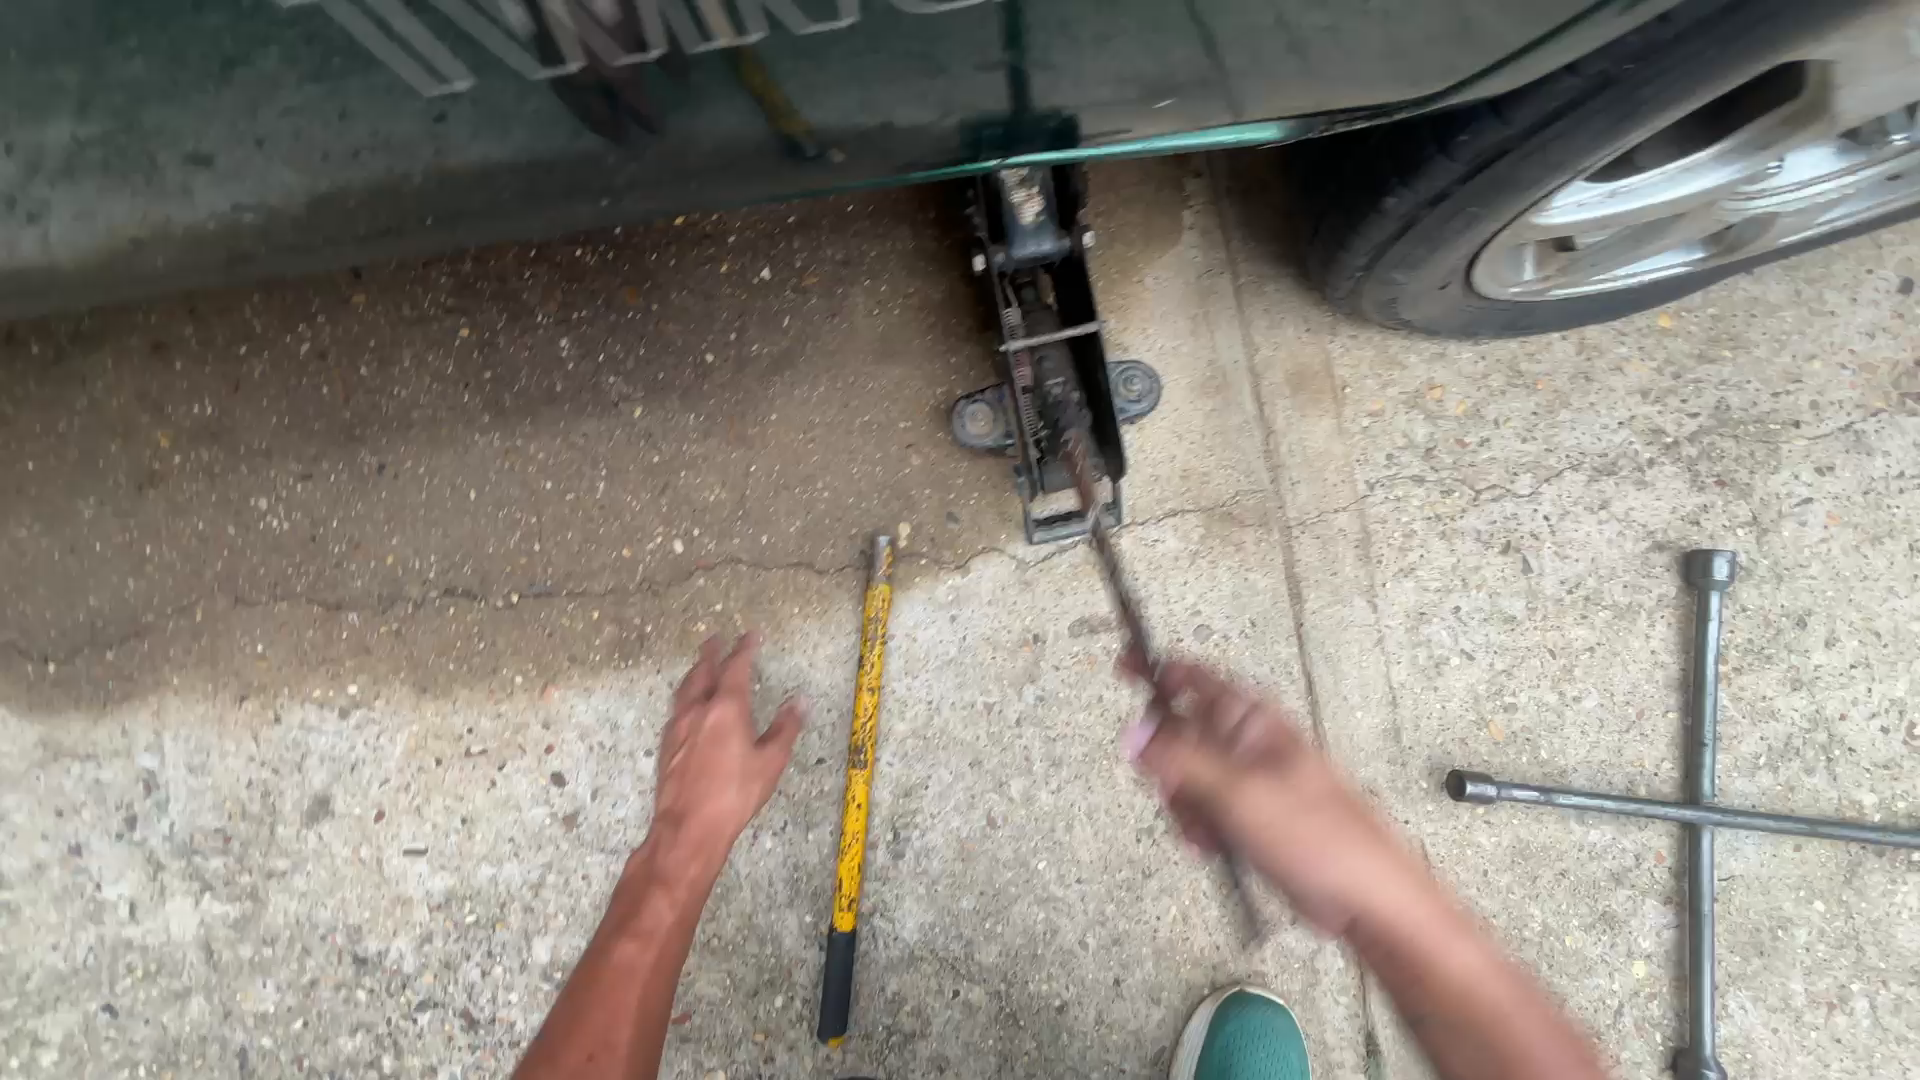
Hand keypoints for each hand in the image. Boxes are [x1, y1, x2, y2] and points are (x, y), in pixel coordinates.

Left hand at [648, 633, 805, 873]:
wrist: (688, 828)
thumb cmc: (735, 794)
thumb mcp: (771, 761)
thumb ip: (785, 728)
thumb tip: (799, 702)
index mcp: (727, 709)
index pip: (736, 668)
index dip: (744, 648)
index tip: (750, 635)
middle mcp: (698, 711)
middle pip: (702, 672)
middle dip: (710, 653)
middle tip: (714, 638)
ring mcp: (678, 728)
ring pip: (685, 689)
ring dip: (695, 672)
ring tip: (699, 665)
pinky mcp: (667, 746)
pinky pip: (676, 708)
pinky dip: (685, 695)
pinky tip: (687, 706)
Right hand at [1123, 659, 1425, 936]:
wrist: (1364, 898)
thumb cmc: (1320, 833)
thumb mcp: (1239, 790)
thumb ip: (1180, 759)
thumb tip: (1132, 735)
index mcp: (1248, 717)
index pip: (1190, 675)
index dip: (1155, 667)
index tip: (1121, 667)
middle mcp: (1240, 741)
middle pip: (1173, 731)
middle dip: (1165, 764)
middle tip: (1177, 788)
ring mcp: (1238, 778)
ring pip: (1178, 776)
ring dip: (1181, 804)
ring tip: (1207, 829)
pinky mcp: (1239, 812)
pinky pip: (1194, 809)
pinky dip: (1195, 827)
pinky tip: (1214, 846)